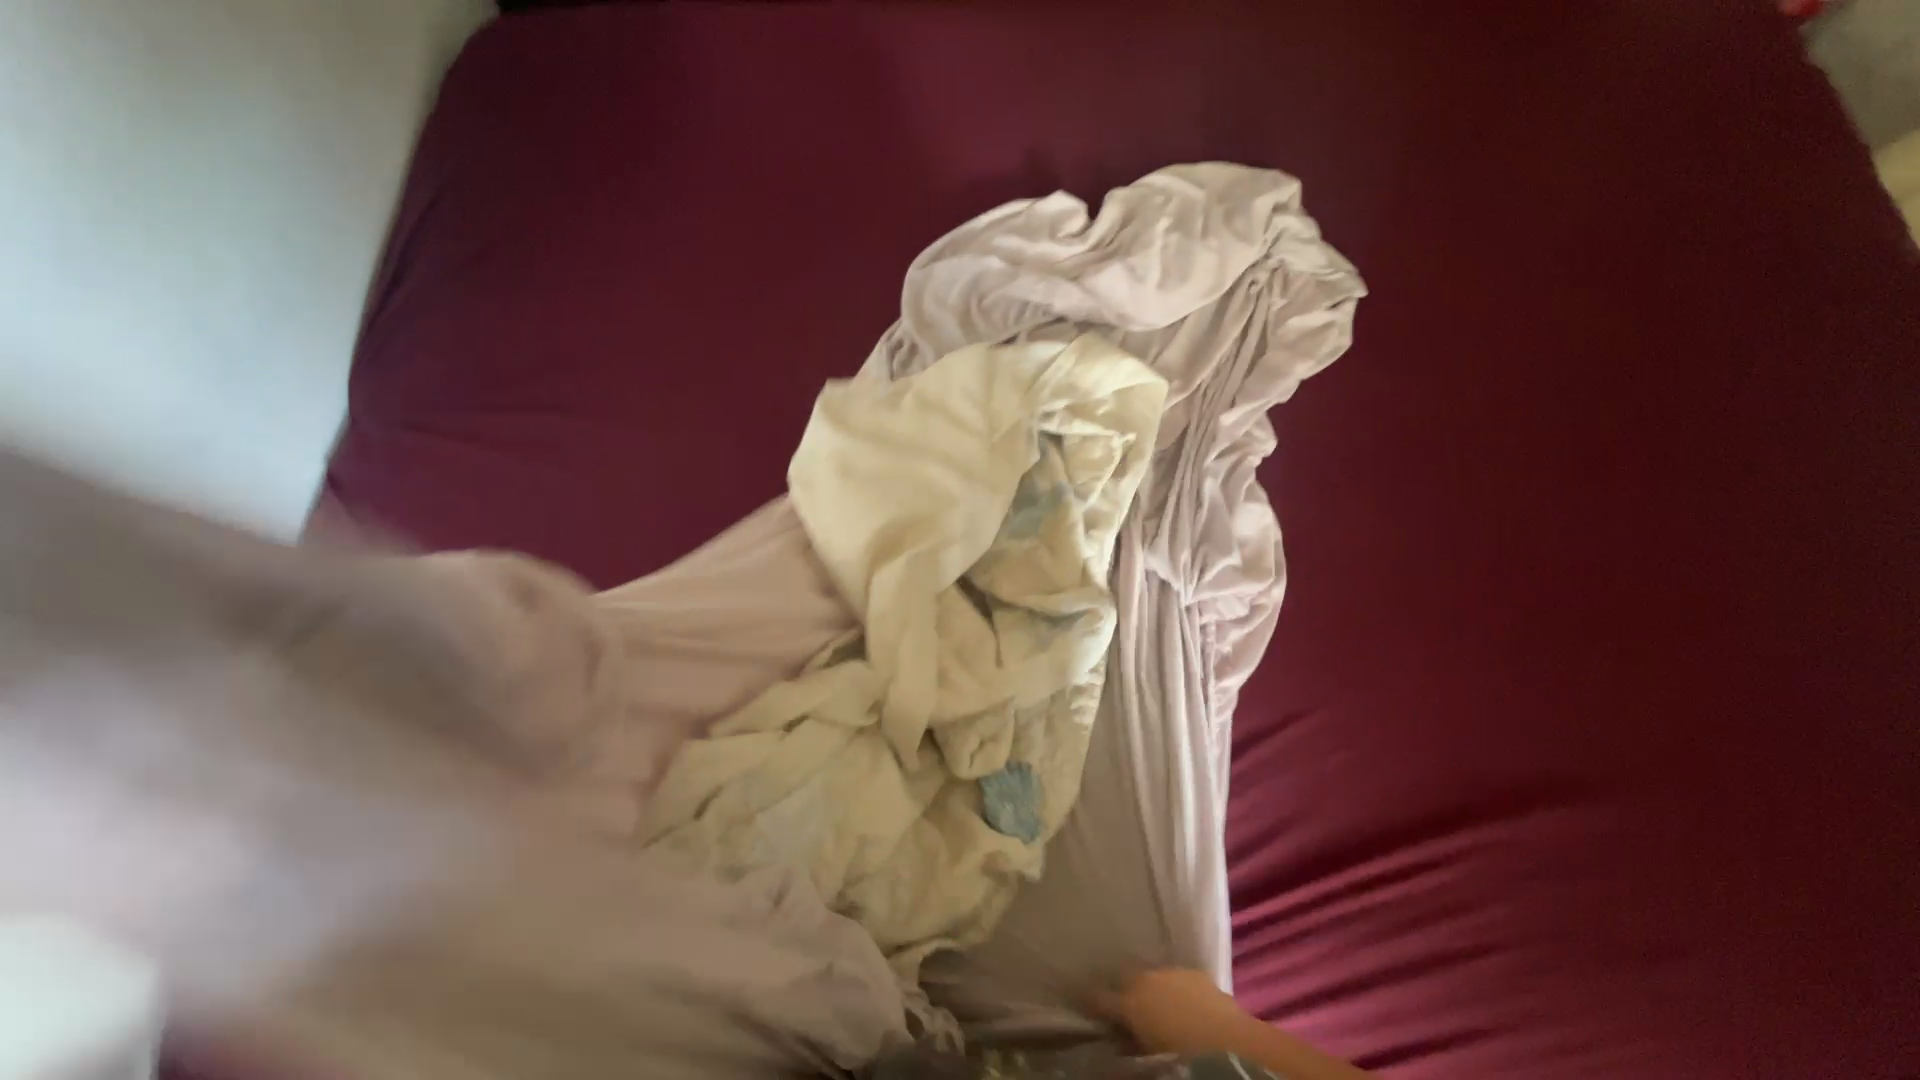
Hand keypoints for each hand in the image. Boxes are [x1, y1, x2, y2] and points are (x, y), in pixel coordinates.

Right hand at [1095, 968, 1246, 1056]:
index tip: (1086, 1010)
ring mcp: (1172, 972)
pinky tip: (1182, 1004)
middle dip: (1120, 989)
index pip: (1098, 997)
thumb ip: (1129, 1048)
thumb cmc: (1181, 1056)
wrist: (1233, 1044)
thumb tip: (1118, 1045)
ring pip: (1150, 975)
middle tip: (1122, 1008)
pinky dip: (1173, 988)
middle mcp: (1146, 979)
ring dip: (1149, 987)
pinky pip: (1175, 978)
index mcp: (1129, 1002)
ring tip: (1156, 1006)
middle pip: (1122, 976)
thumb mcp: (1148, 1059)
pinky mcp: (1196, 973)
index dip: (1090, 1003)